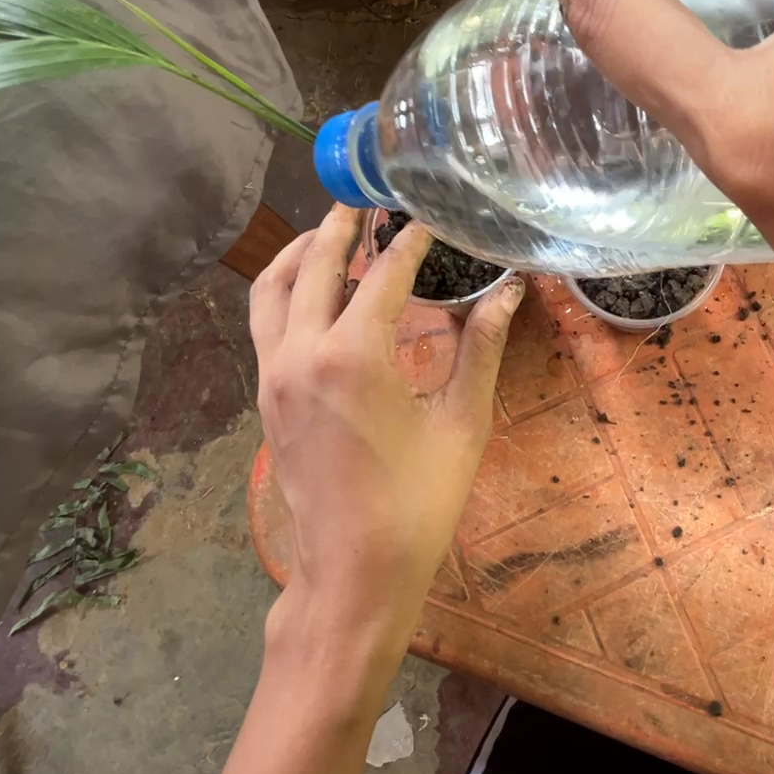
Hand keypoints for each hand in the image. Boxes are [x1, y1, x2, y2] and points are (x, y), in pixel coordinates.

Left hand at [210, 205, 522, 773]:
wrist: (354, 573)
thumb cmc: (419, 502)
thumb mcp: (462, 423)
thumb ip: (480, 349)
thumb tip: (507, 292)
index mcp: (355, 356)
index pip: (385, 274)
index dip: (412, 241)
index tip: (430, 216)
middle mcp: (302, 354)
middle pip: (315, 268)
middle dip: (341, 228)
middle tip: (365, 201)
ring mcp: (274, 377)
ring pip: (271, 291)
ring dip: (300, 255)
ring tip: (328, 233)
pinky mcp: (266, 398)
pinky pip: (265, 323)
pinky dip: (285, 291)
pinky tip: (314, 293)